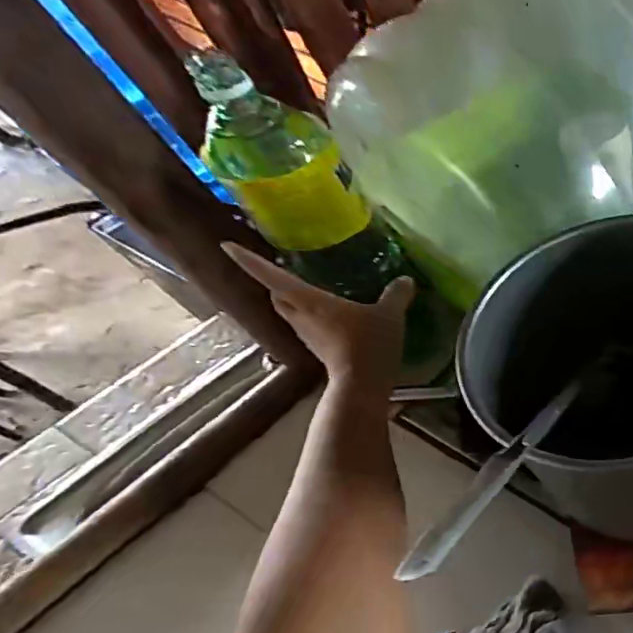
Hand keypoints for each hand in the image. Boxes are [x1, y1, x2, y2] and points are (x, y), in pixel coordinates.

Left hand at [224, 242, 413, 393]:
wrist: (362, 387)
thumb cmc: (368, 344)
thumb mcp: (388, 315)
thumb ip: (396, 295)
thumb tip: (405, 280)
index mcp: (308, 300)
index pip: (270, 275)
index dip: (247, 260)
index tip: (227, 246)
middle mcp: (300, 316)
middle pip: (276, 295)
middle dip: (275, 282)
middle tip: (283, 271)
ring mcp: (308, 336)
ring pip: (290, 313)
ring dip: (293, 302)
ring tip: (309, 292)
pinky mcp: (319, 352)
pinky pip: (308, 328)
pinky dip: (312, 319)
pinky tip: (332, 318)